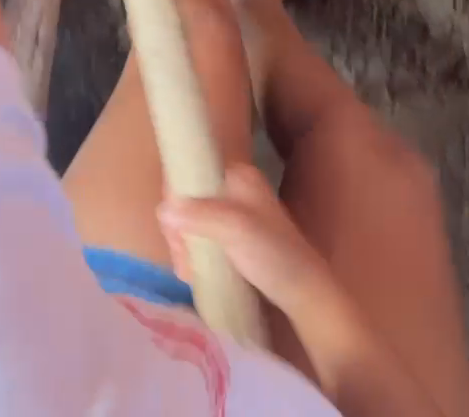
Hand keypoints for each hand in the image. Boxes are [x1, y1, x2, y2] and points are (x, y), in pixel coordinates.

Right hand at [158, 164, 336, 313]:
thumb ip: (199, 216)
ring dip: (184, 246)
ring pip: (190, 220)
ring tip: (189, 272)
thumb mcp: (236, 230)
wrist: (306, 296)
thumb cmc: (274, 257)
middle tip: (183, 260)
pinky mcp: (233, 236)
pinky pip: (201, 236)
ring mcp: (233, 213)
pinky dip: (194, 253)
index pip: (190, 172)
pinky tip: (195, 272)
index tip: (173, 233)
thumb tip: (162, 209)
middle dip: (178, 230)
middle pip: (186, 199)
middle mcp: (233, 188)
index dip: (174, 199)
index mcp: (237, 176)